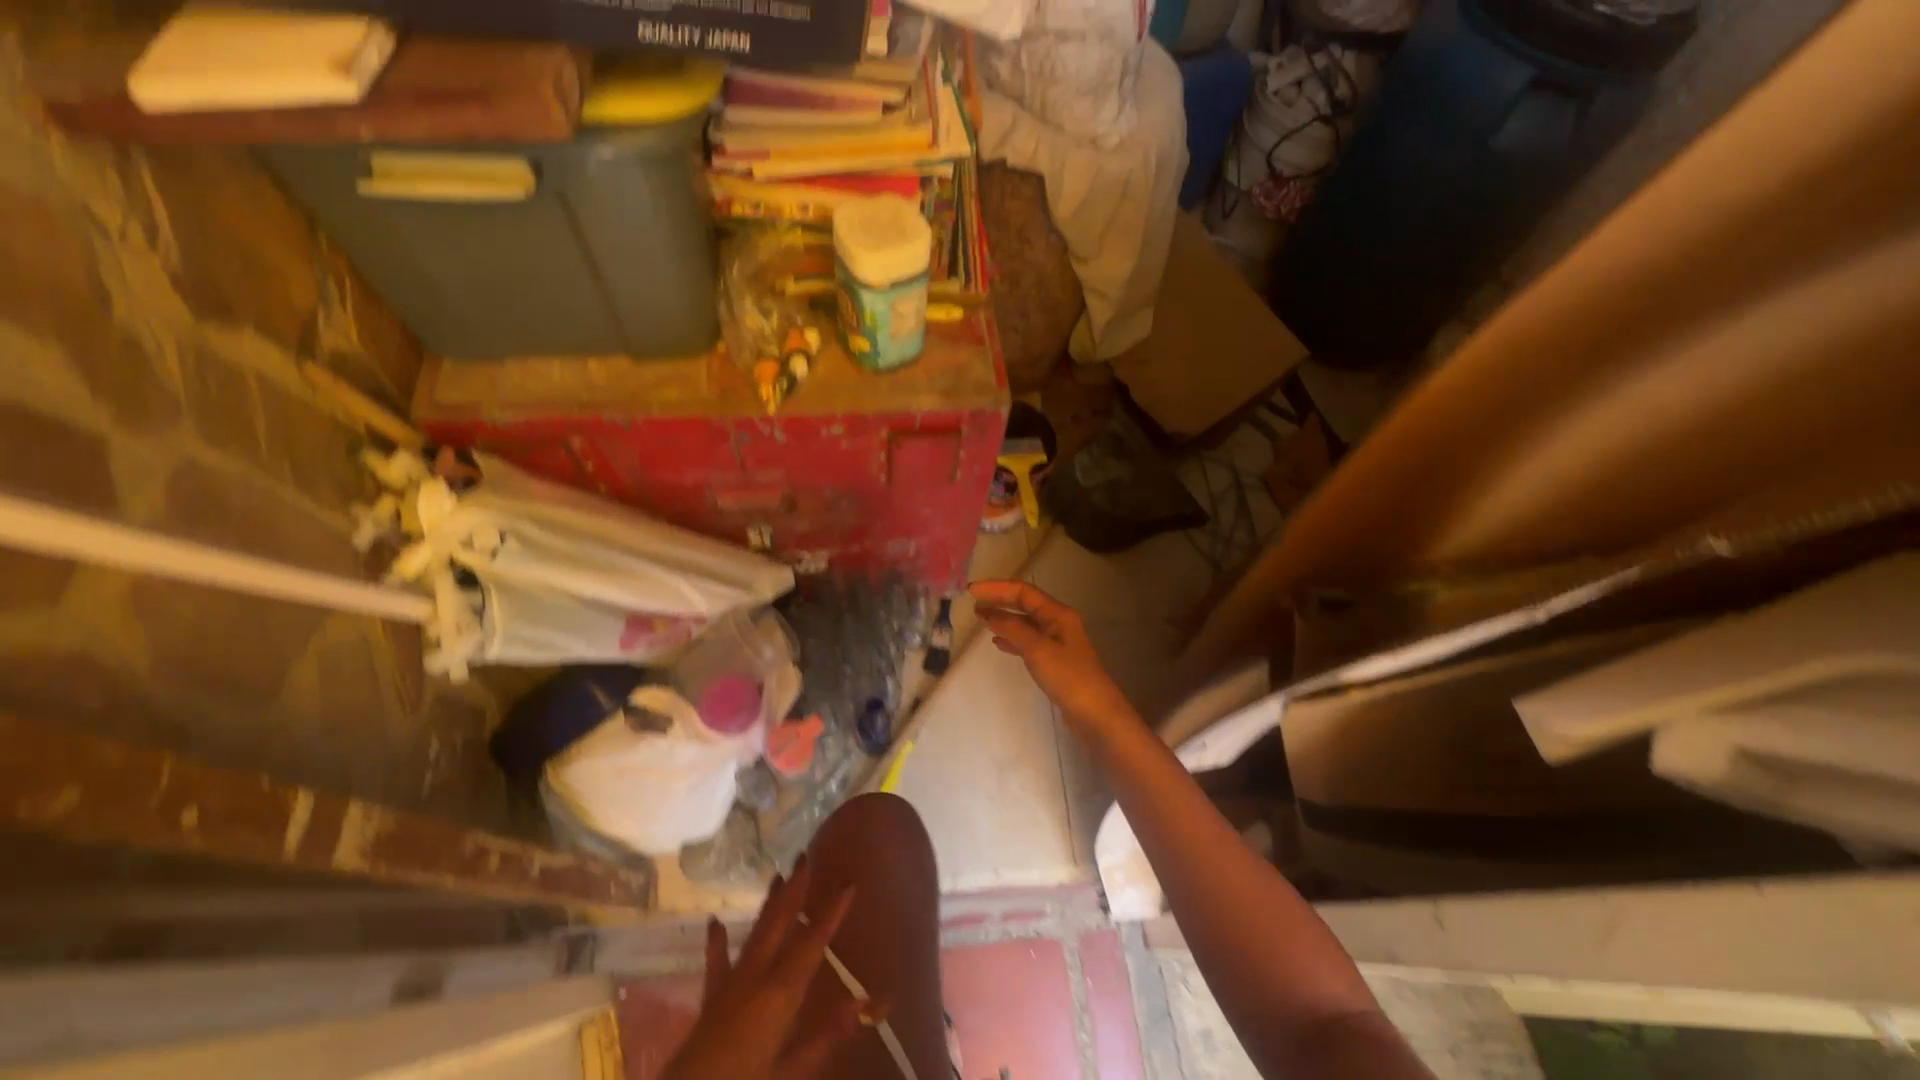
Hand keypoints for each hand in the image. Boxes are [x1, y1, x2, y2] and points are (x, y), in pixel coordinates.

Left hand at [662, 857, 876, 1079]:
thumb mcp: (791, 1071)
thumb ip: (826, 1037)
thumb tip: (863, 1004)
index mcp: (781, 992)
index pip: (812, 943)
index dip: (831, 913)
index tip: (848, 883)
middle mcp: (757, 976)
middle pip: (780, 923)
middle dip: (794, 889)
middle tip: (805, 855)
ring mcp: (732, 984)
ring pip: (755, 933)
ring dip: (769, 903)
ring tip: (777, 874)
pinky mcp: (712, 997)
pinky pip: (716, 961)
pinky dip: (717, 940)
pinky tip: (715, 921)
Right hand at [969, 581, 1139, 734]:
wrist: (1095, 714)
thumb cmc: (1068, 677)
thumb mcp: (1037, 649)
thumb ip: (1012, 629)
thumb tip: (988, 613)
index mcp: (1058, 614)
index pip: (1024, 592)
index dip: (997, 588)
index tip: (972, 591)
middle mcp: (1058, 623)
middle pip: (1025, 604)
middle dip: (1000, 601)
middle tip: (973, 602)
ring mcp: (1057, 642)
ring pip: (1026, 623)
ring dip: (1004, 619)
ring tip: (981, 620)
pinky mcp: (1054, 661)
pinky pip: (1028, 641)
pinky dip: (1012, 638)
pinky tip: (998, 643)